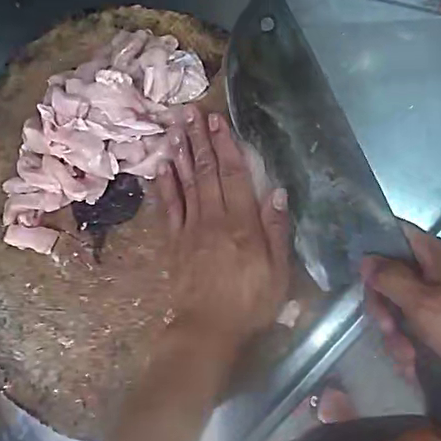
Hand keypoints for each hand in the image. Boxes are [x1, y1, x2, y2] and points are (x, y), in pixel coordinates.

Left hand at [154, 105, 290, 357]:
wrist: (207, 329)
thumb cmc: (249, 304)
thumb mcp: (278, 272)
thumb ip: (276, 231)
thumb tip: (276, 191)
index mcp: (242, 224)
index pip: (234, 176)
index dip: (227, 146)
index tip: (218, 122)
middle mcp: (214, 219)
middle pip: (207, 172)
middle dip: (201, 140)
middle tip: (191, 112)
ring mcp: (190, 230)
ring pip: (186, 184)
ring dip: (182, 153)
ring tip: (177, 127)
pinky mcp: (173, 243)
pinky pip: (168, 208)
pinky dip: (165, 185)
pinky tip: (162, 166)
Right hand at [361, 223, 440, 386]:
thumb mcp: (421, 303)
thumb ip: (389, 279)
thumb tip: (366, 260)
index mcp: (435, 256)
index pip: (398, 234)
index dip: (375, 250)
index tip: (362, 277)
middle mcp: (438, 272)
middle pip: (392, 277)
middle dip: (384, 307)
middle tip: (387, 328)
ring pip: (400, 307)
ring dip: (397, 333)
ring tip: (407, 355)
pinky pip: (415, 326)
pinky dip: (411, 344)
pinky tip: (413, 363)